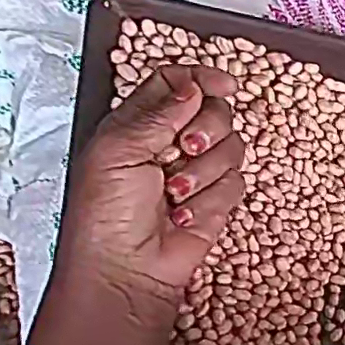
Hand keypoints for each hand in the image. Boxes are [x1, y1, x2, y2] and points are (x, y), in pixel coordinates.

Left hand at [56, 65, 246, 317]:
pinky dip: (211, 201)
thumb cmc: (107, 212)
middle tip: (186, 148)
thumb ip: (159, 114)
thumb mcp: (120, 150)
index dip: (202, 78)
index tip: (226, 84)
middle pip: (215, 112)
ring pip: (232, 149)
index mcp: (141, 123)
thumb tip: (194, 87)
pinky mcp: (218, 200)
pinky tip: (185, 215)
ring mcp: (199, 172)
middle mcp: (172, 143)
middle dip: (207, 130)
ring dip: (204, 174)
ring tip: (175, 195)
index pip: (178, 83)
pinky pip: (236, 184)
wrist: (128, 265)